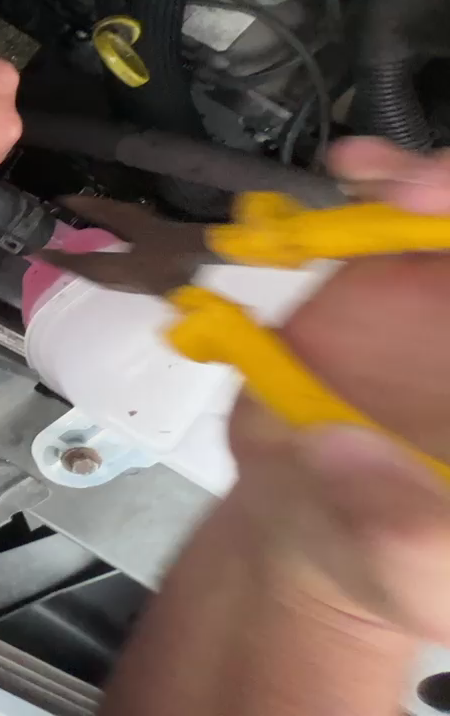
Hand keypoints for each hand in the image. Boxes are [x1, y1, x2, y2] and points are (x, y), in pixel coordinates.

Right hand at [228, 138, 449, 643]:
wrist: (311, 517)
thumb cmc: (389, 562)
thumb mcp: (411, 572)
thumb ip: (400, 528)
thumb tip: (340, 444)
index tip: (441, 235)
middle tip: (411, 198)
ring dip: (436, 181)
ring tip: (374, 179)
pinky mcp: (393, 281)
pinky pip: (404, 212)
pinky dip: (386, 182)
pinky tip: (356, 175)